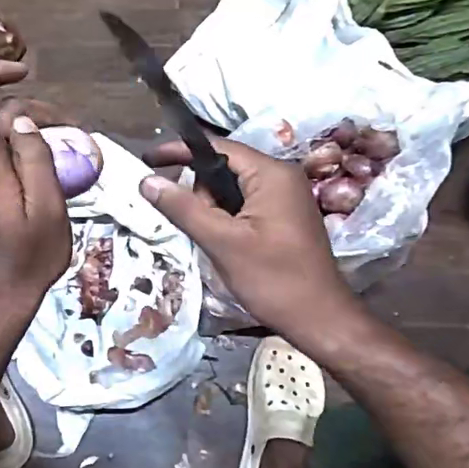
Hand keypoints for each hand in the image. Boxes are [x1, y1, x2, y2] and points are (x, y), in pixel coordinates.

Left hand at [0, 61, 71, 318]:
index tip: (25, 73)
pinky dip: (21, 149)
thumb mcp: (47, 207)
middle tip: (71, 130)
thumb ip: (35, 159)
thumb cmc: (29, 256)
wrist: (0, 294)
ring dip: (29, 130)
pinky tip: (48, 167)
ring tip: (67, 149)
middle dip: (32, 109)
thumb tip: (24, 121)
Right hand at [140, 138, 355, 335]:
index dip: (180, 151)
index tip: (147, 160)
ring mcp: (286, 198)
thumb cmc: (274, 279)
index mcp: (272, 174)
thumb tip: (147, 181)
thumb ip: (184, 208)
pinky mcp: (284, 218)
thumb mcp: (222, 242)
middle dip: (199, 191)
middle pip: (224, 168)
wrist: (321, 320)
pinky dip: (226, 218)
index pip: (217, 147)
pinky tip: (222, 242)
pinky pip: (245, 205)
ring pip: (232, 189)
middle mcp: (282, 177)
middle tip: (193, 224)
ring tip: (211, 240)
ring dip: (212, 209)